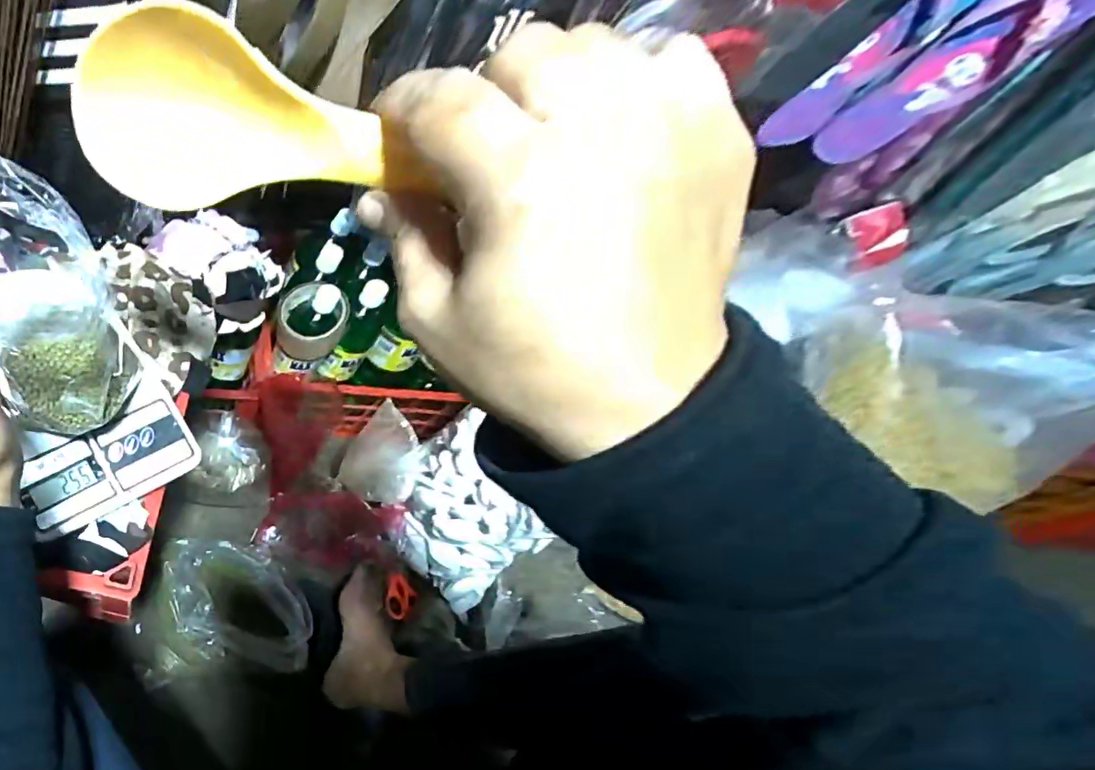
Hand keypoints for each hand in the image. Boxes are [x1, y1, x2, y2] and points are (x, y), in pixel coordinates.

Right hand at [361, 23, 752, 459]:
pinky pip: (668, 56)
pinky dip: (628, 79)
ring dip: (550, 81)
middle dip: (478, 92)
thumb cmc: (524, 369)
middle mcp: (596, 127)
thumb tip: (376, 193)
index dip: (402, 103)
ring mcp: (668, 120)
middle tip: (472, 148)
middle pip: (518, 52)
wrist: (638, 400)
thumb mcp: (435, 320)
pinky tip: (611, 129)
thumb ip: (405, 240)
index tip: (390, 125)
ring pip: (593, 43)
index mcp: (516, 181)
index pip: (444, 98)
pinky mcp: (717, 132)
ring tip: (541, 135)